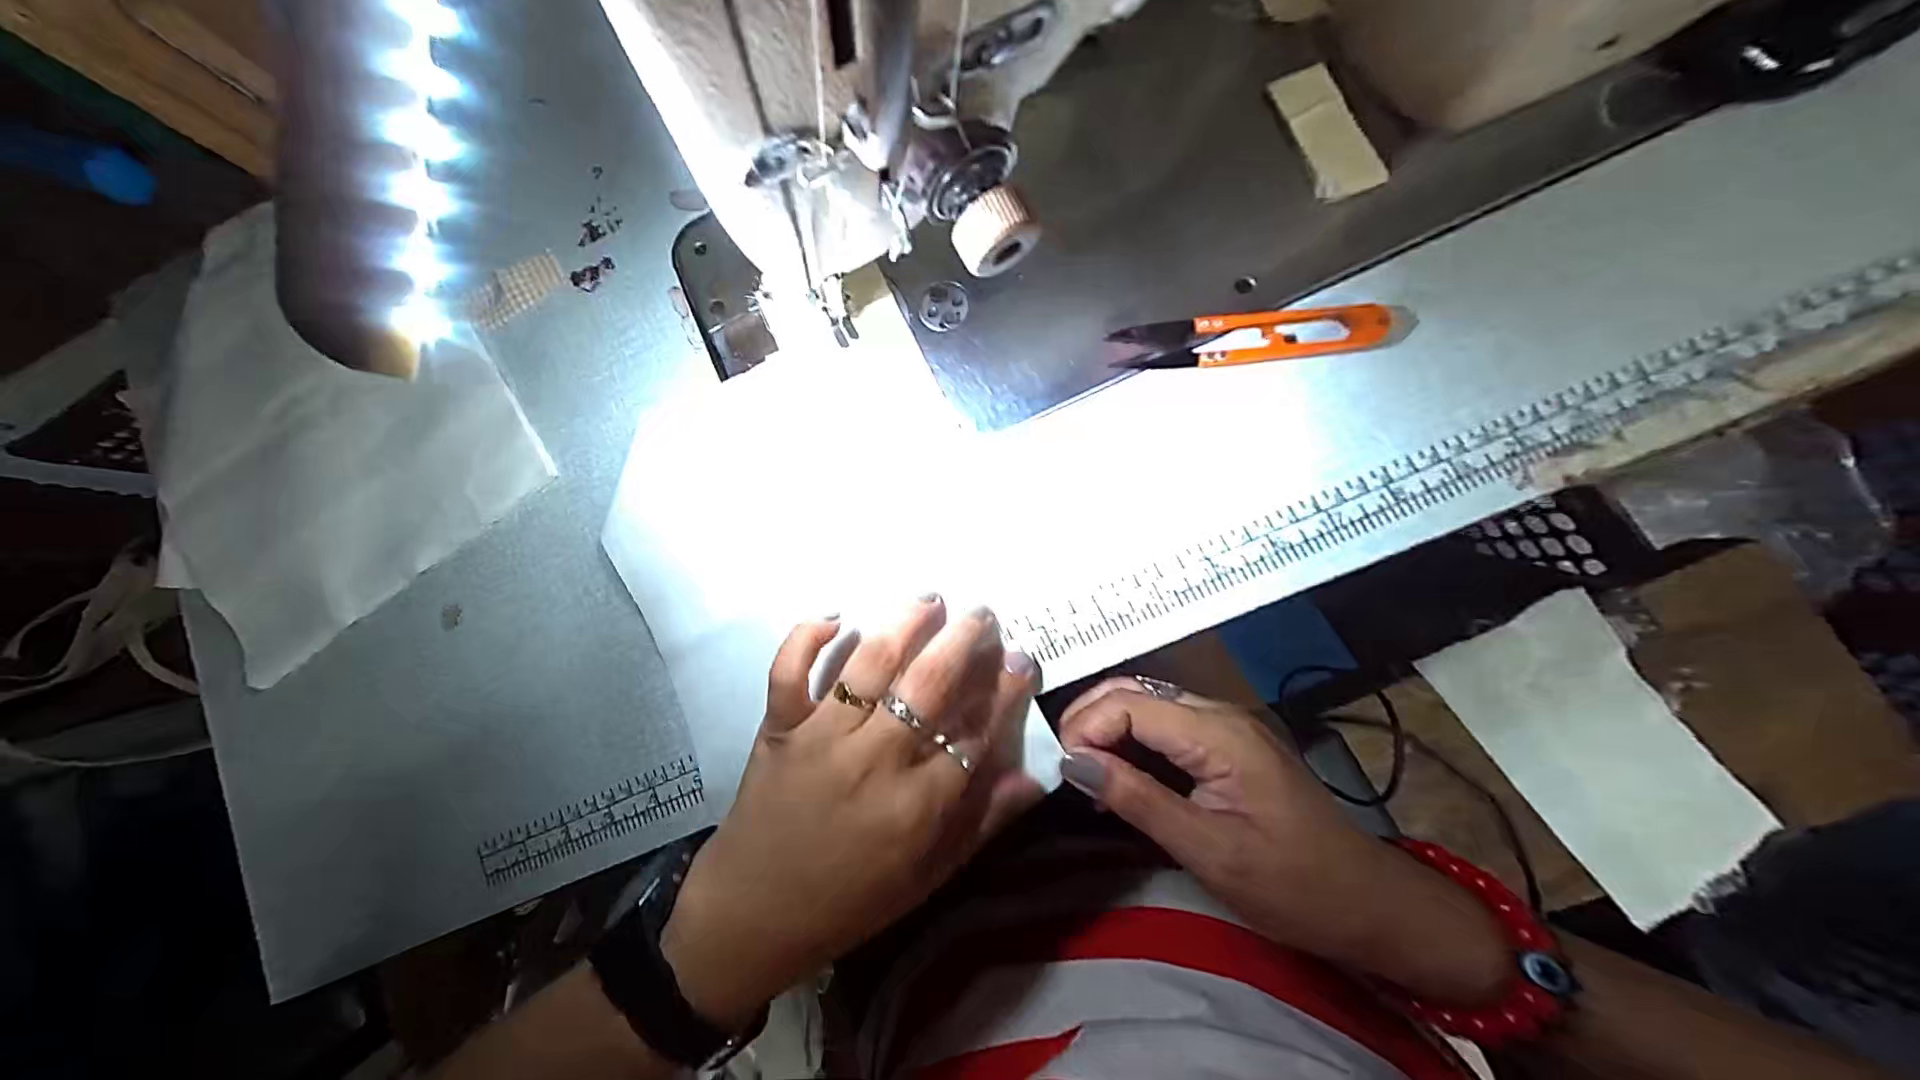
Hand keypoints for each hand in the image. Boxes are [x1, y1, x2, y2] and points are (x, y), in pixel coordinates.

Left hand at [660, 598, 1044, 1027]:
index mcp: (917, 806)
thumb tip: (1033, 777)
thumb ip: (982, 824)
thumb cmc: (850, 900)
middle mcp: (874, 762)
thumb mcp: (927, 877)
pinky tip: (834, 616)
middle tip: (981, 614)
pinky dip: (807, 638)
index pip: (974, 732)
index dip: (1003, 692)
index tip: (1020, 659)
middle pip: (928, 686)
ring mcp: (821, 739)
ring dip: (904, 625)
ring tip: (930, 599)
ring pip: (869, 665)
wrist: (752, 916)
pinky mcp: (779, 728)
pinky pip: (789, 672)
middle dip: (962, 642)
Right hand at [1057, 677, 1511, 1005]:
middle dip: (1089, 719)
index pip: (1128, 704)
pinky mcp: (1228, 742)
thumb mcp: (1207, 849)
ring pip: (1147, 702)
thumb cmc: (1291, 884)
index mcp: (1216, 733)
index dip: (1085, 729)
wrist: (1368, 902)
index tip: (1061, 772)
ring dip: (1108, 728)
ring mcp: (1225, 725)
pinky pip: (1166, 724)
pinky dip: (1132, 740)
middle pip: (1134, 691)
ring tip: (1084, 773)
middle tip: (1063, 767)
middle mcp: (1218, 714)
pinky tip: (1119, 774)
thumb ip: (1137, 799)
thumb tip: (1072, 764)